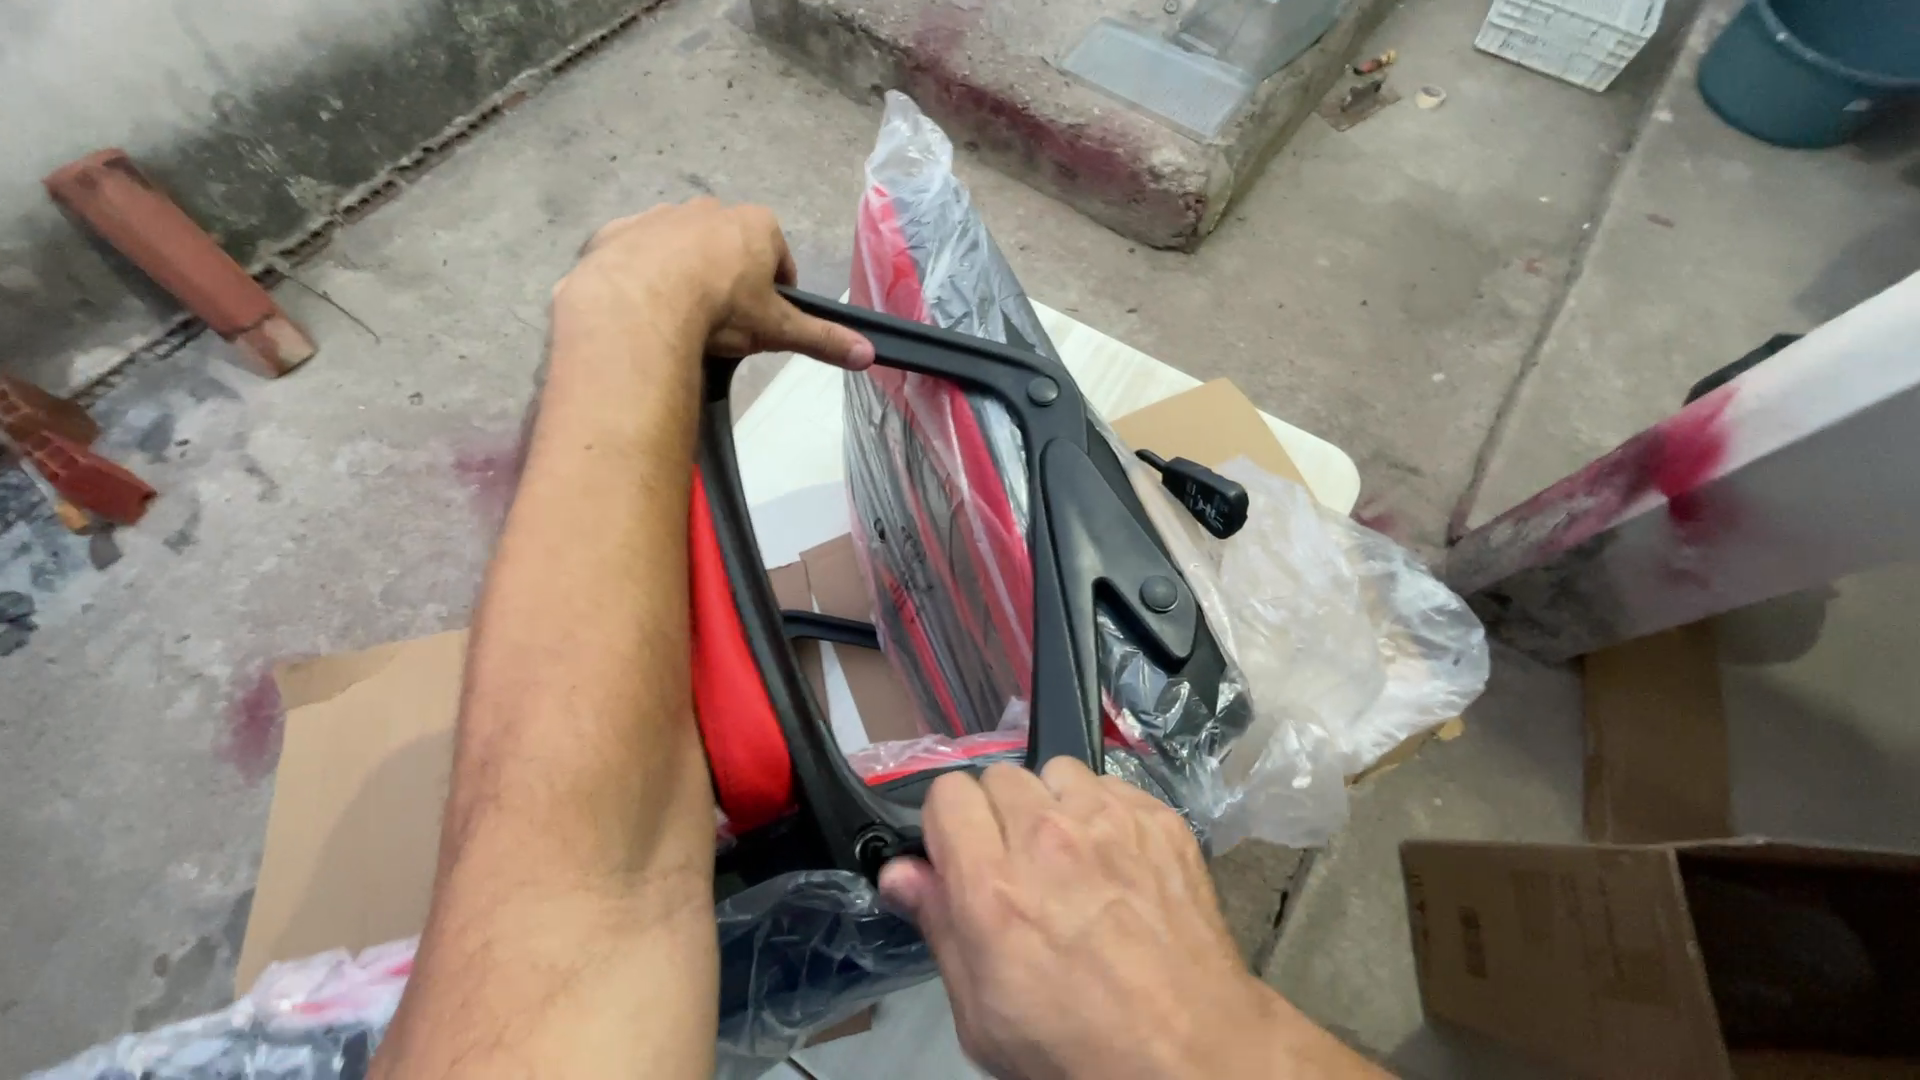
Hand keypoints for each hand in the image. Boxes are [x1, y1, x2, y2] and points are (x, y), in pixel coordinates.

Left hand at [553, 197, 873, 369]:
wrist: (639, 303)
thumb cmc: (723, 309)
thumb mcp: (778, 329)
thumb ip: (822, 339)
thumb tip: (869, 354)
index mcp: (757, 225)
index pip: (780, 259)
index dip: (777, 292)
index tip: (765, 320)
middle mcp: (710, 209)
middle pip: (731, 249)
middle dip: (731, 280)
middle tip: (725, 323)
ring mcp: (661, 216)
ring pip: (683, 248)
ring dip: (687, 275)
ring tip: (683, 318)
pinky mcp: (618, 231)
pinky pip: (637, 253)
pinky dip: (643, 276)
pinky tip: (645, 308)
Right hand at [880, 759, 1386, 1079]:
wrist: (1192, 1054)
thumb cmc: (1076, 1046)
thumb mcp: (981, 1013)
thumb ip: (937, 925)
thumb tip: (899, 870)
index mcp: (993, 886)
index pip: (948, 793)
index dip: (950, 824)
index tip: (962, 854)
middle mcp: (1048, 838)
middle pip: (999, 776)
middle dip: (999, 815)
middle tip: (1019, 864)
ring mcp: (1110, 821)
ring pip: (1055, 772)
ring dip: (1052, 805)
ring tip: (1070, 854)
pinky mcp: (1158, 818)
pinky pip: (1110, 785)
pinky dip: (1104, 811)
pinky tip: (1115, 857)